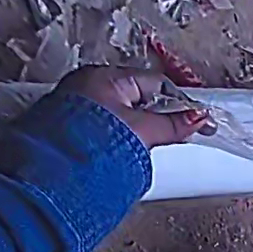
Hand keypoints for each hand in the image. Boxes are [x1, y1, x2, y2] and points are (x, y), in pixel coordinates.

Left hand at [57, 65, 209, 148]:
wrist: (55, 174)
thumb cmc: (90, 142)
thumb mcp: (142, 130)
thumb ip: (173, 125)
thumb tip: (197, 118)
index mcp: (105, 77)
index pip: (155, 84)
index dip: (178, 102)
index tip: (195, 118)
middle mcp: (87, 85)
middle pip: (137, 98)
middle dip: (157, 116)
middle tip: (174, 134)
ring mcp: (76, 107)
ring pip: (122, 113)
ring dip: (138, 128)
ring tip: (149, 144)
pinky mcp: (70, 129)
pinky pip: (105, 127)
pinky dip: (120, 137)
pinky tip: (126, 151)